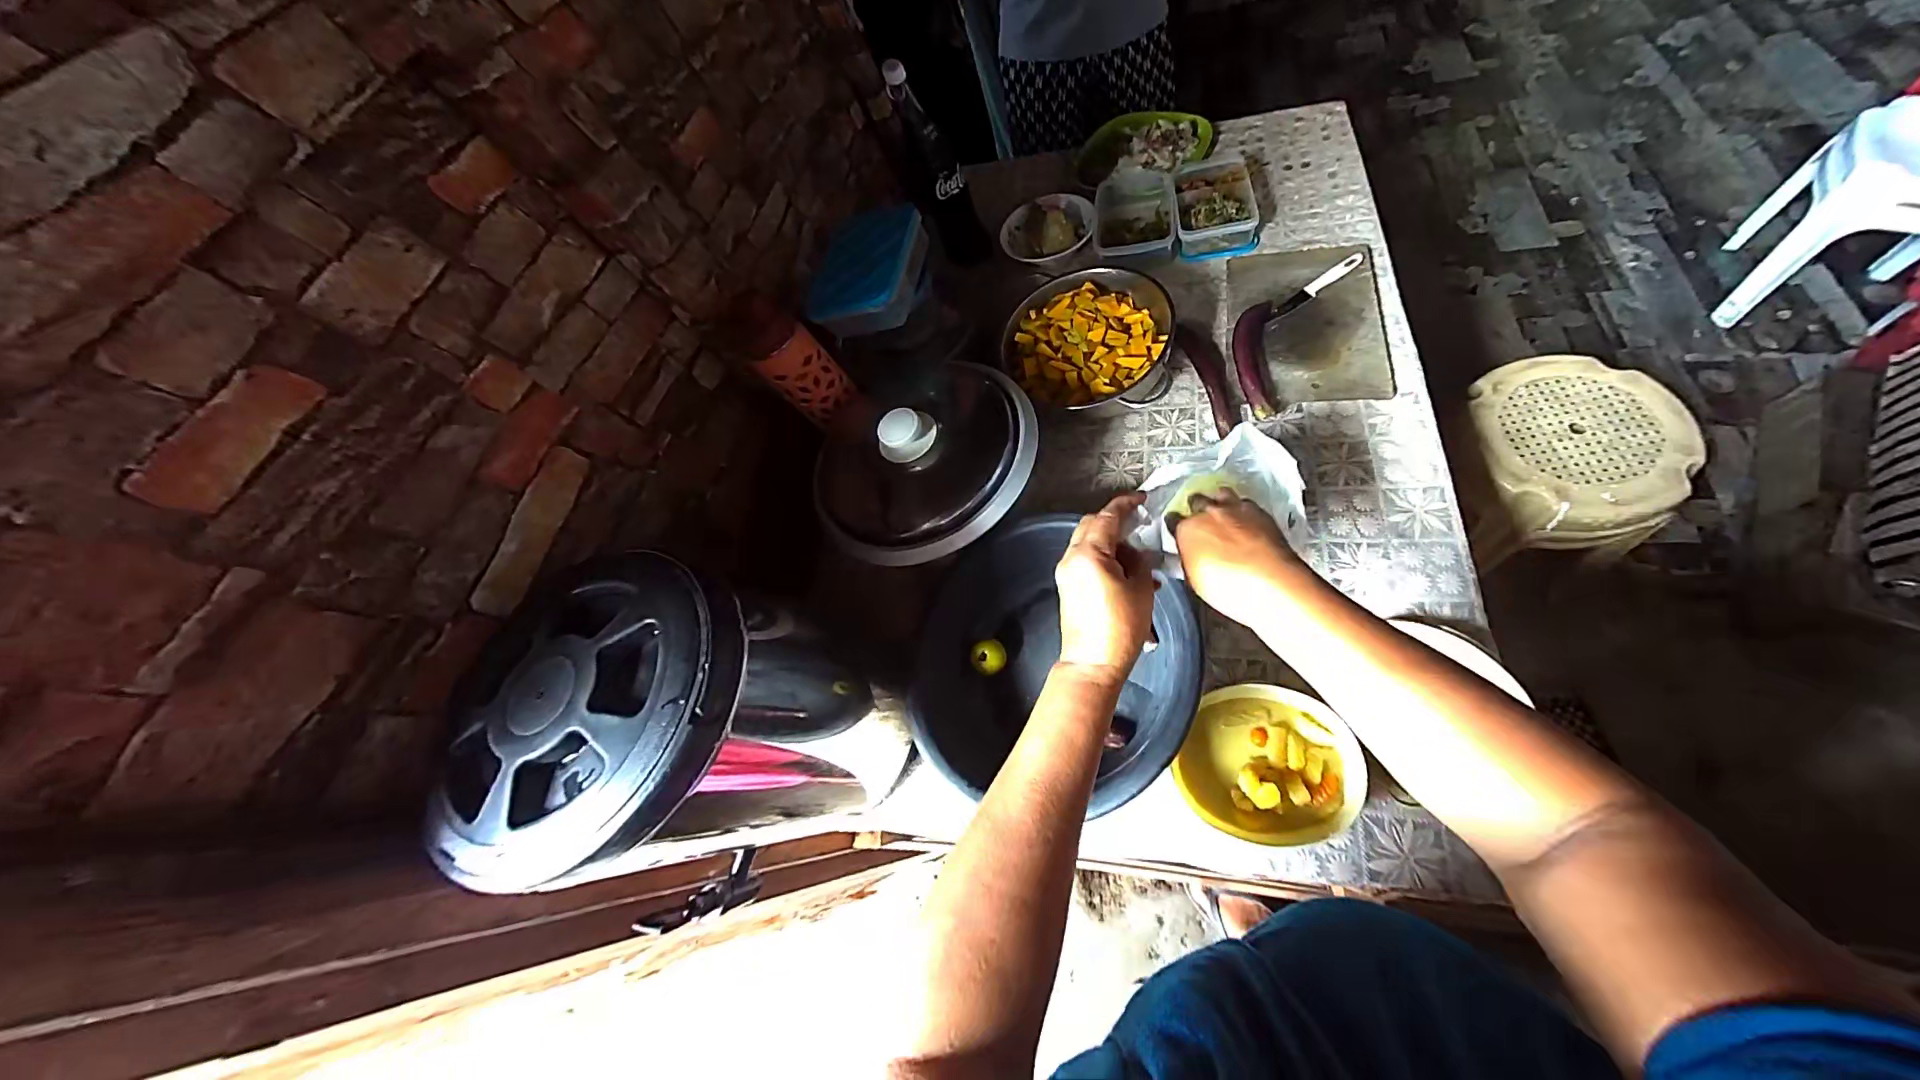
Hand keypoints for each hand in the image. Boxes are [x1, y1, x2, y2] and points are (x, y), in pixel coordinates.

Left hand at [1054, 493, 1156, 683]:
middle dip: (1117, 522)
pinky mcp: (1069, 587)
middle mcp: (1071, 559)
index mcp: (1088, 554)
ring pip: (1089, 543)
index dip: (1126, 504)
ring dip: (1112, 544)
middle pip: (1092, 525)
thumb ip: (1141, 562)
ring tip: (1140, 560)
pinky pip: (1087, 561)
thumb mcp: (1141, 590)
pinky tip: (1129, 575)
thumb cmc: (1117, 632)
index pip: (1107, 516)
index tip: (1140, 500)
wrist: (1093, 663)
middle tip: (1140, 526)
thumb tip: (1139, 553)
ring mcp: (1067, 573)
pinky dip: (1106, 559)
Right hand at [1169, 488, 1299, 627]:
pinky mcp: (1260, 512)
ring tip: (1221, 510)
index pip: (1173, 520)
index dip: (1174, 525)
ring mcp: (1235, 510)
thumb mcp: (1194, 579)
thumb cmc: (1229, 587)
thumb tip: (1189, 555)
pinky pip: (1246, 502)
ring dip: (1219, 500)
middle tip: (1199, 519)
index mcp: (1186, 529)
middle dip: (1196, 508)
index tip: (1177, 530)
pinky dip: (1242, 508)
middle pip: (1196, 500)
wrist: (1271, 583)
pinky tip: (1245, 519)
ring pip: (1222, 493)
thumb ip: (1188, 558)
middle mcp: (1208, 513)